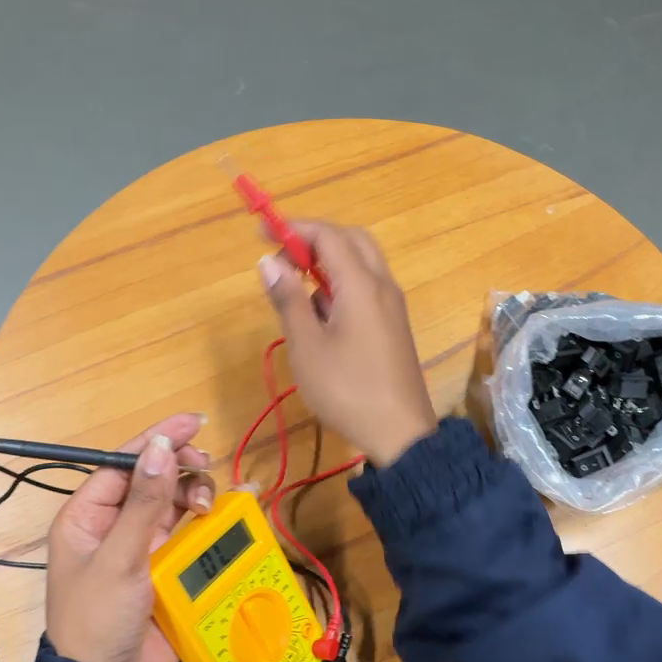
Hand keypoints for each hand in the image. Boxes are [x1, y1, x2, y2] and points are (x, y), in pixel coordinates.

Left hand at [44, 415, 214, 661]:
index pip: (122, 464)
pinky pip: (191, 534)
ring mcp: (144, 547)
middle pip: (152, 478)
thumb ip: (143, 503)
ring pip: (175, 503)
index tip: (193, 422)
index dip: (157, 439)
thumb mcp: (120, 558)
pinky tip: (225, 514)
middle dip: (180, 467)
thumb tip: (160, 447)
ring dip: (195, 494)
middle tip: (206, 465)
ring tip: (208, 504)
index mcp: (87, 517)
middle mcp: (115, 526)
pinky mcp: (168, 569)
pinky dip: (208, 522)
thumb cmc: (99, 618)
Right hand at [258, 221, 437, 465]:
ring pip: (362, 264)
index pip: (328, 234)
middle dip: (314, 239)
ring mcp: (393, 307)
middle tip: (282, 259)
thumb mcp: (307, 348)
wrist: (401, 434)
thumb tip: (269, 262)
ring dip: (329, 263)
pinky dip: (342, 285)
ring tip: (295, 289)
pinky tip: (320, 315)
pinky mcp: (394, 327)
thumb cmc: (348, 391)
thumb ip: (288, 300)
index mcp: (362, 285)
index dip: (292, 227)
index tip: (260, 233)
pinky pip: (368, 288)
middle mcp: (383, 286)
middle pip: (351, 240)